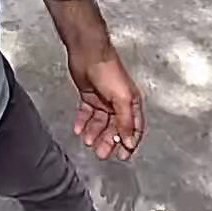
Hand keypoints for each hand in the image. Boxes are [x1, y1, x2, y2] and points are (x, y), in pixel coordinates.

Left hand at [68, 44, 143, 160]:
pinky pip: (86, 113)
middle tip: (101, 153)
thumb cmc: (109, 72)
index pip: (133, 129)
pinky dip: (82, 122)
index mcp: (131, 105)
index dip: (128, 143)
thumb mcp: (122, 98)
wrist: (88, 54)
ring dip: (94, 133)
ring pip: (99, 122)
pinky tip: (78, 130)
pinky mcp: (88, 96)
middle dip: (108, 141)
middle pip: (114, 128)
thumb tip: (128, 141)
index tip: (122, 156)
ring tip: (87, 142)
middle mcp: (118, 104)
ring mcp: (103, 100)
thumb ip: (125, 121)